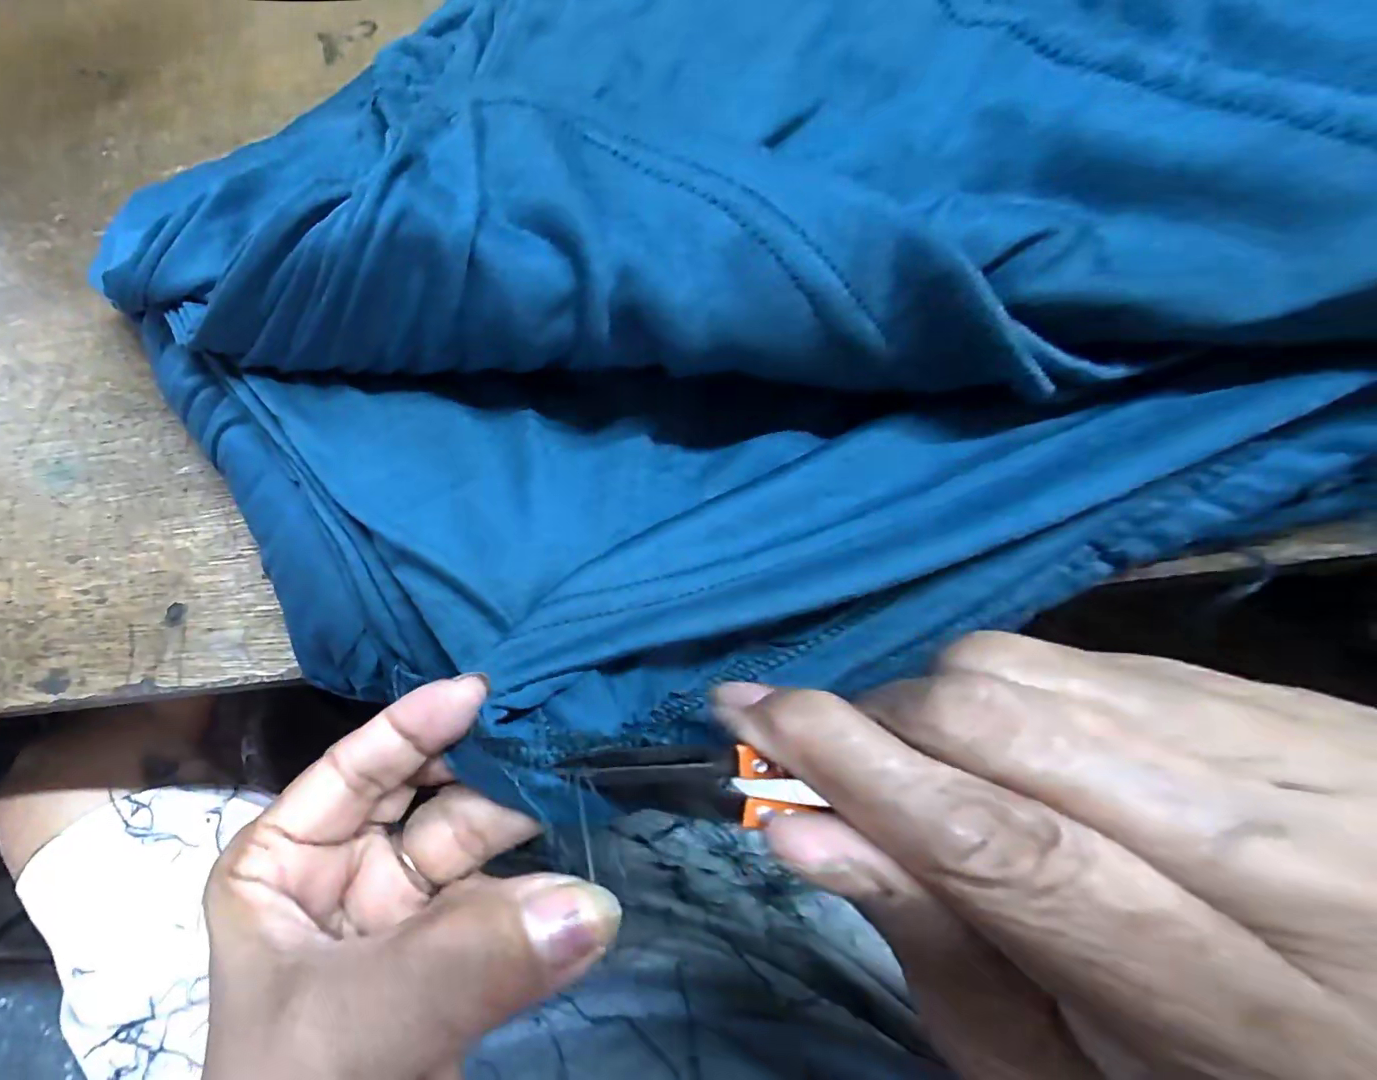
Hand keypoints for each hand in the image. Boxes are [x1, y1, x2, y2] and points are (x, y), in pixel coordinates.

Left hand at [203, 675, 621, 1079]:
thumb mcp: (357, 1023)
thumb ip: (466, 960)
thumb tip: (593, 903)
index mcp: (278, 861)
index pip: (348, 771)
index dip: (410, 726)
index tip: (476, 688)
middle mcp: (334, 875)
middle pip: (414, 801)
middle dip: (473, 768)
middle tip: (541, 732)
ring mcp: (390, 921)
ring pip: (460, 852)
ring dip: (515, 829)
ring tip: (574, 793)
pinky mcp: (441, 969)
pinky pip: (491, 915)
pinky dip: (534, 904)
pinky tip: (581, 890)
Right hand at [715, 632, 1376, 1079]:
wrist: (1373, 1006)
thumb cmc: (1168, 1073)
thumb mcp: (1035, 1057)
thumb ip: (920, 934)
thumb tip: (787, 829)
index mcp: (1249, 1017)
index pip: (1000, 848)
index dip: (849, 765)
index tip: (739, 712)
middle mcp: (1314, 867)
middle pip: (998, 726)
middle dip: (871, 724)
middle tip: (829, 755)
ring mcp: (1320, 762)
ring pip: (1020, 669)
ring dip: (927, 705)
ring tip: (937, 763)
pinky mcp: (1298, 702)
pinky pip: (1075, 655)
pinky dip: (998, 690)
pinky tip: (1021, 746)